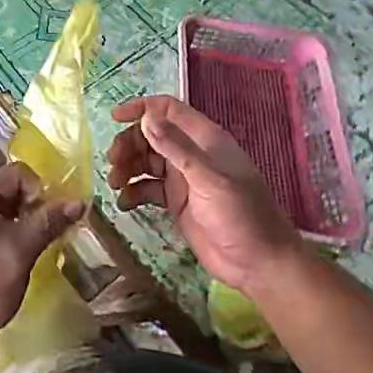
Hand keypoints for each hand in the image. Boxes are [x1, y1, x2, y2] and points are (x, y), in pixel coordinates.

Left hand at [0, 163, 82, 350]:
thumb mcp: (21, 249)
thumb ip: (50, 221)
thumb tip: (80, 202)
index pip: (18, 174)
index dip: (41, 193)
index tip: (53, 221)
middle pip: (14, 189)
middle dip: (36, 208)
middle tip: (51, 234)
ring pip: (10, 208)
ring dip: (29, 222)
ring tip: (40, 245)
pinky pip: (1, 223)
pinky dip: (18, 233)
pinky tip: (26, 253)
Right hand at [108, 96, 306, 293]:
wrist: (259, 264)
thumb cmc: (241, 215)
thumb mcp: (208, 179)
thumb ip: (176, 148)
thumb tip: (145, 118)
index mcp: (204, 139)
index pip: (168, 110)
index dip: (141, 109)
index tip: (114, 118)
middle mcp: (191, 154)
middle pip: (151, 135)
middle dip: (129, 144)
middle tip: (113, 163)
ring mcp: (183, 179)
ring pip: (146, 161)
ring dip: (127, 168)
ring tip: (114, 184)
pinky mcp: (177, 202)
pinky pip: (148, 189)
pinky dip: (133, 192)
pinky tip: (124, 204)